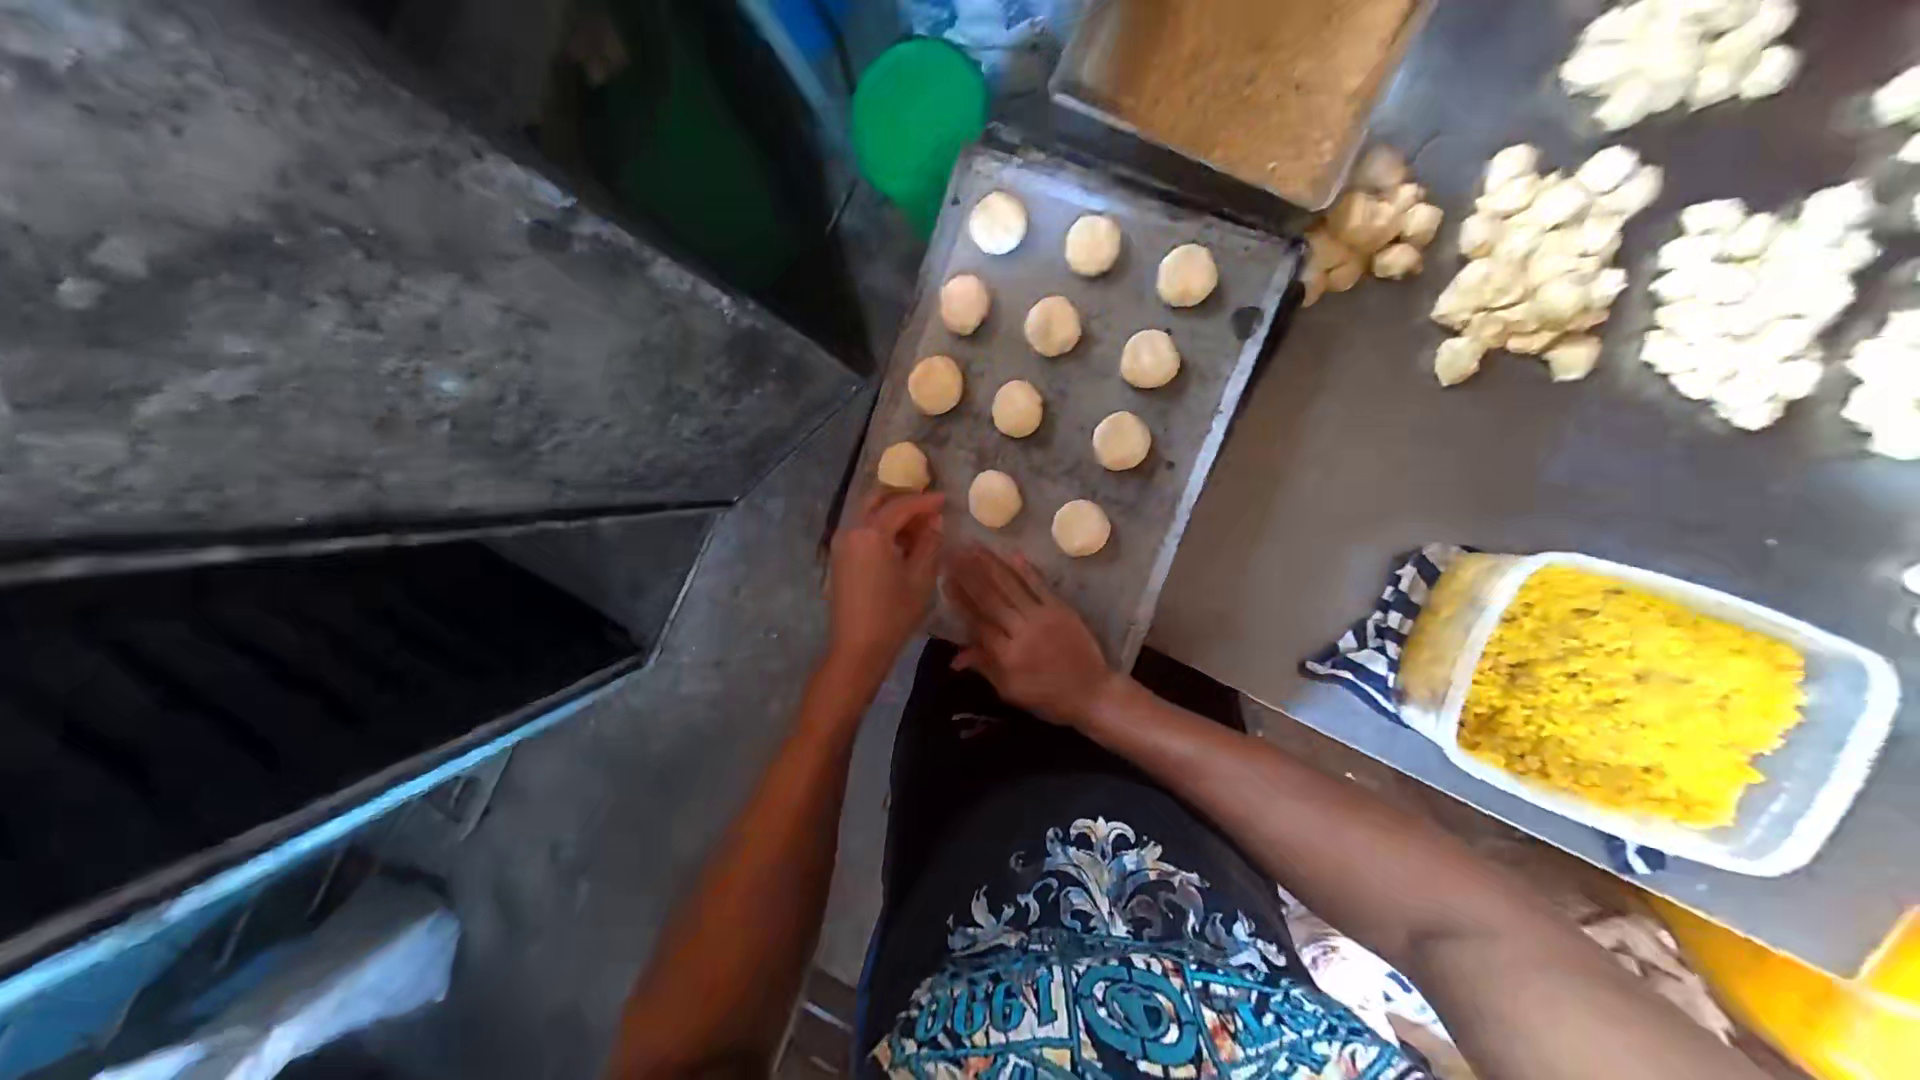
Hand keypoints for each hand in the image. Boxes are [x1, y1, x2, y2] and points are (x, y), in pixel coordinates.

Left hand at [827, 490, 944, 672]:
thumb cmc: (893, 613)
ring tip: (919, 527)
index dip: (926, 501)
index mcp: (871, 532)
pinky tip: (901, 543)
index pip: (901, 505)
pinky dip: (881, 528)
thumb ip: (929, 542)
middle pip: (877, 500)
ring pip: (867, 514)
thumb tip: (934, 522)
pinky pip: (861, 530)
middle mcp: (851, 530)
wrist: (858, 648)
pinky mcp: (839, 557)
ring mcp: (841, 543)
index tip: (945, 499)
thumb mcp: (920, 577)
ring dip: (891, 514)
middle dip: (903, 499)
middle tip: (928, 507)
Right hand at [944, 545, 1121, 728]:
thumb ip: (984, 668)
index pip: (976, 622)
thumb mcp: (1010, 691)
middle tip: (952, 552)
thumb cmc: (1047, 697)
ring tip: (974, 546)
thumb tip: (955, 657)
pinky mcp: (1061, 609)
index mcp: (1007, 655)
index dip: (959, 600)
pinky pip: (1040, 585)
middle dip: (968, 574)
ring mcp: (1043, 617)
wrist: (1092, 693)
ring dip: (991, 564)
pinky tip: (1010, 554)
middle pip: (990, 598)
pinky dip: (1025, 569)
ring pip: (1011, 586)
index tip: (944, 579)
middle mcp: (1022, 631)